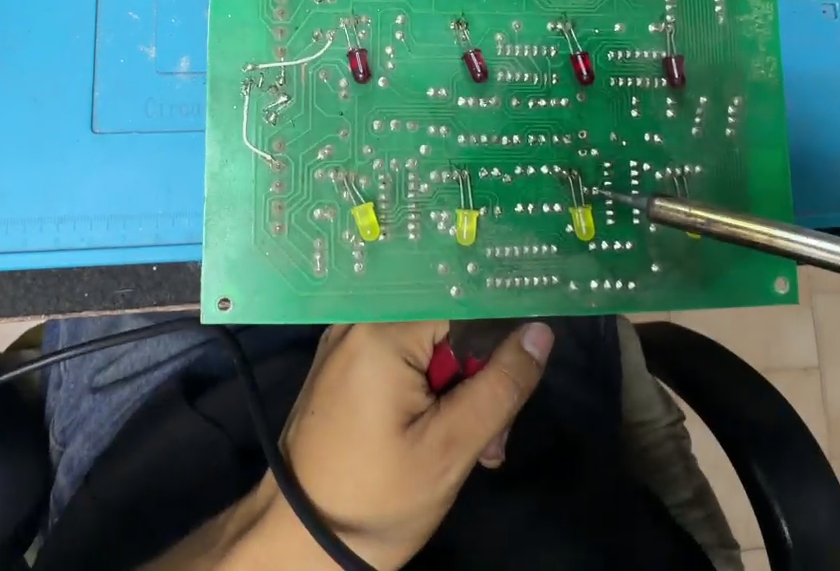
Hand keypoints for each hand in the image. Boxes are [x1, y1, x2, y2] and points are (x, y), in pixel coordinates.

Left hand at [240, 321, 553, 569]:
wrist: (299, 540)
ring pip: (428, 343)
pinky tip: (440, 431)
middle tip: (494, 437)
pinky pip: (402, 357)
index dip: (501, 328)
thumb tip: (540, 331)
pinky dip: (428, 388)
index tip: (525, 366)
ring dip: (457, 387)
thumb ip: (500, 385)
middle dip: (480, 374)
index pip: (462, 299)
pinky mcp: (345, 364)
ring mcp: (348, 341)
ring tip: (472, 447)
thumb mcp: (451, 448)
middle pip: (446, 323)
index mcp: (383, 331)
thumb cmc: (377, 497)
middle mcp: (361, 321)